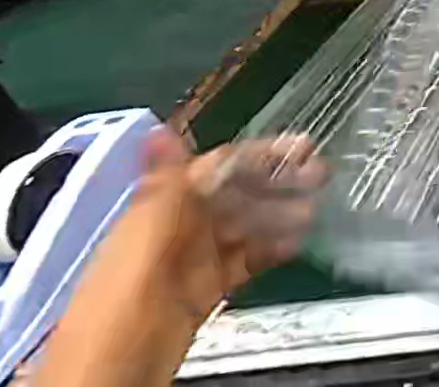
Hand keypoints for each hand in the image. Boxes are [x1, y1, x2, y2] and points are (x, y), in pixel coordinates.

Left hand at [35, 130, 327, 386]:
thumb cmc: (118, 309)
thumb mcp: (142, 242)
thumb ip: (161, 185)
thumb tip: (159, 130)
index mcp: (161, 209)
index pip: (219, 167)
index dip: (260, 154)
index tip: (300, 145)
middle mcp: (179, 228)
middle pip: (237, 193)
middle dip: (279, 180)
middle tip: (320, 173)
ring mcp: (193, 261)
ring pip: (246, 224)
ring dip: (281, 212)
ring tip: (315, 207)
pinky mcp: (204, 291)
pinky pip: (244, 260)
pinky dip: (271, 248)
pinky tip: (296, 242)